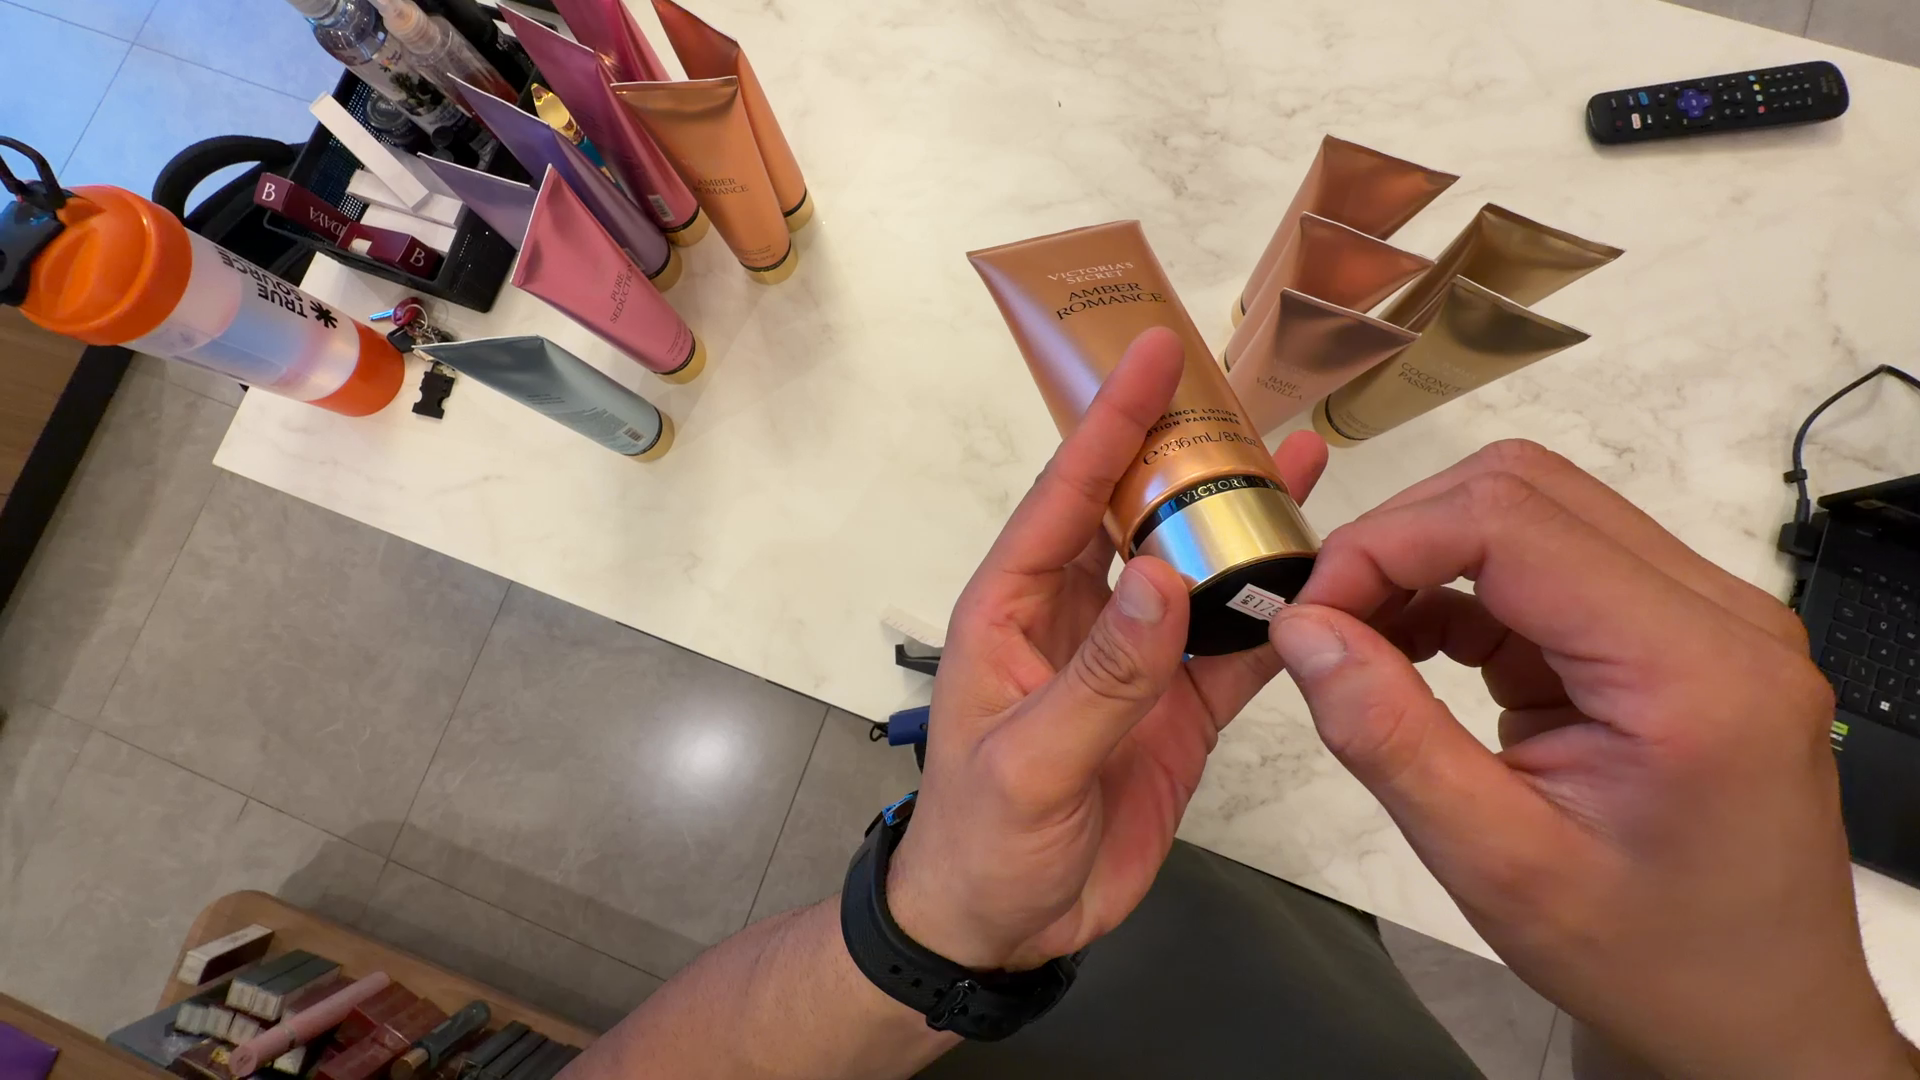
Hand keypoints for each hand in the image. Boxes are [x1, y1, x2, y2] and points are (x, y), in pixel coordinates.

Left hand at [886, 326, 1326, 971]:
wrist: (1005, 923)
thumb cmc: (983, 839)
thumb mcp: (1029, 761)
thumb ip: (1100, 677)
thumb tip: (1166, 577)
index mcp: (1016, 607)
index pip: (1065, 494)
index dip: (1110, 421)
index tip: (1154, 352)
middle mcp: (1076, 615)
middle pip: (1132, 513)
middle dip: (1182, 452)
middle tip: (1242, 391)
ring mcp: (1131, 658)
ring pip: (1189, 569)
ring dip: (1237, 522)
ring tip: (1298, 461)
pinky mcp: (1173, 705)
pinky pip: (1228, 642)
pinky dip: (1271, 610)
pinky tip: (1317, 574)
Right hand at [1267, 440, 1913, 1079]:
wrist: (1745, 1005)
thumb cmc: (1635, 951)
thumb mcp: (1488, 860)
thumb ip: (1385, 734)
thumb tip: (1299, 627)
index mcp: (1689, 667)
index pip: (1508, 521)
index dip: (1383, 545)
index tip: (1311, 617)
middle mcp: (1708, 610)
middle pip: (1513, 488)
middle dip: (1393, 539)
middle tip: (1328, 622)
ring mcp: (1684, 610)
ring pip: (1515, 506)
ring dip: (1413, 555)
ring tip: (1358, 635)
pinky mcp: (1644, 623)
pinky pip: (1522, 557)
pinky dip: (1440, 584)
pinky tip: (1405, 644)